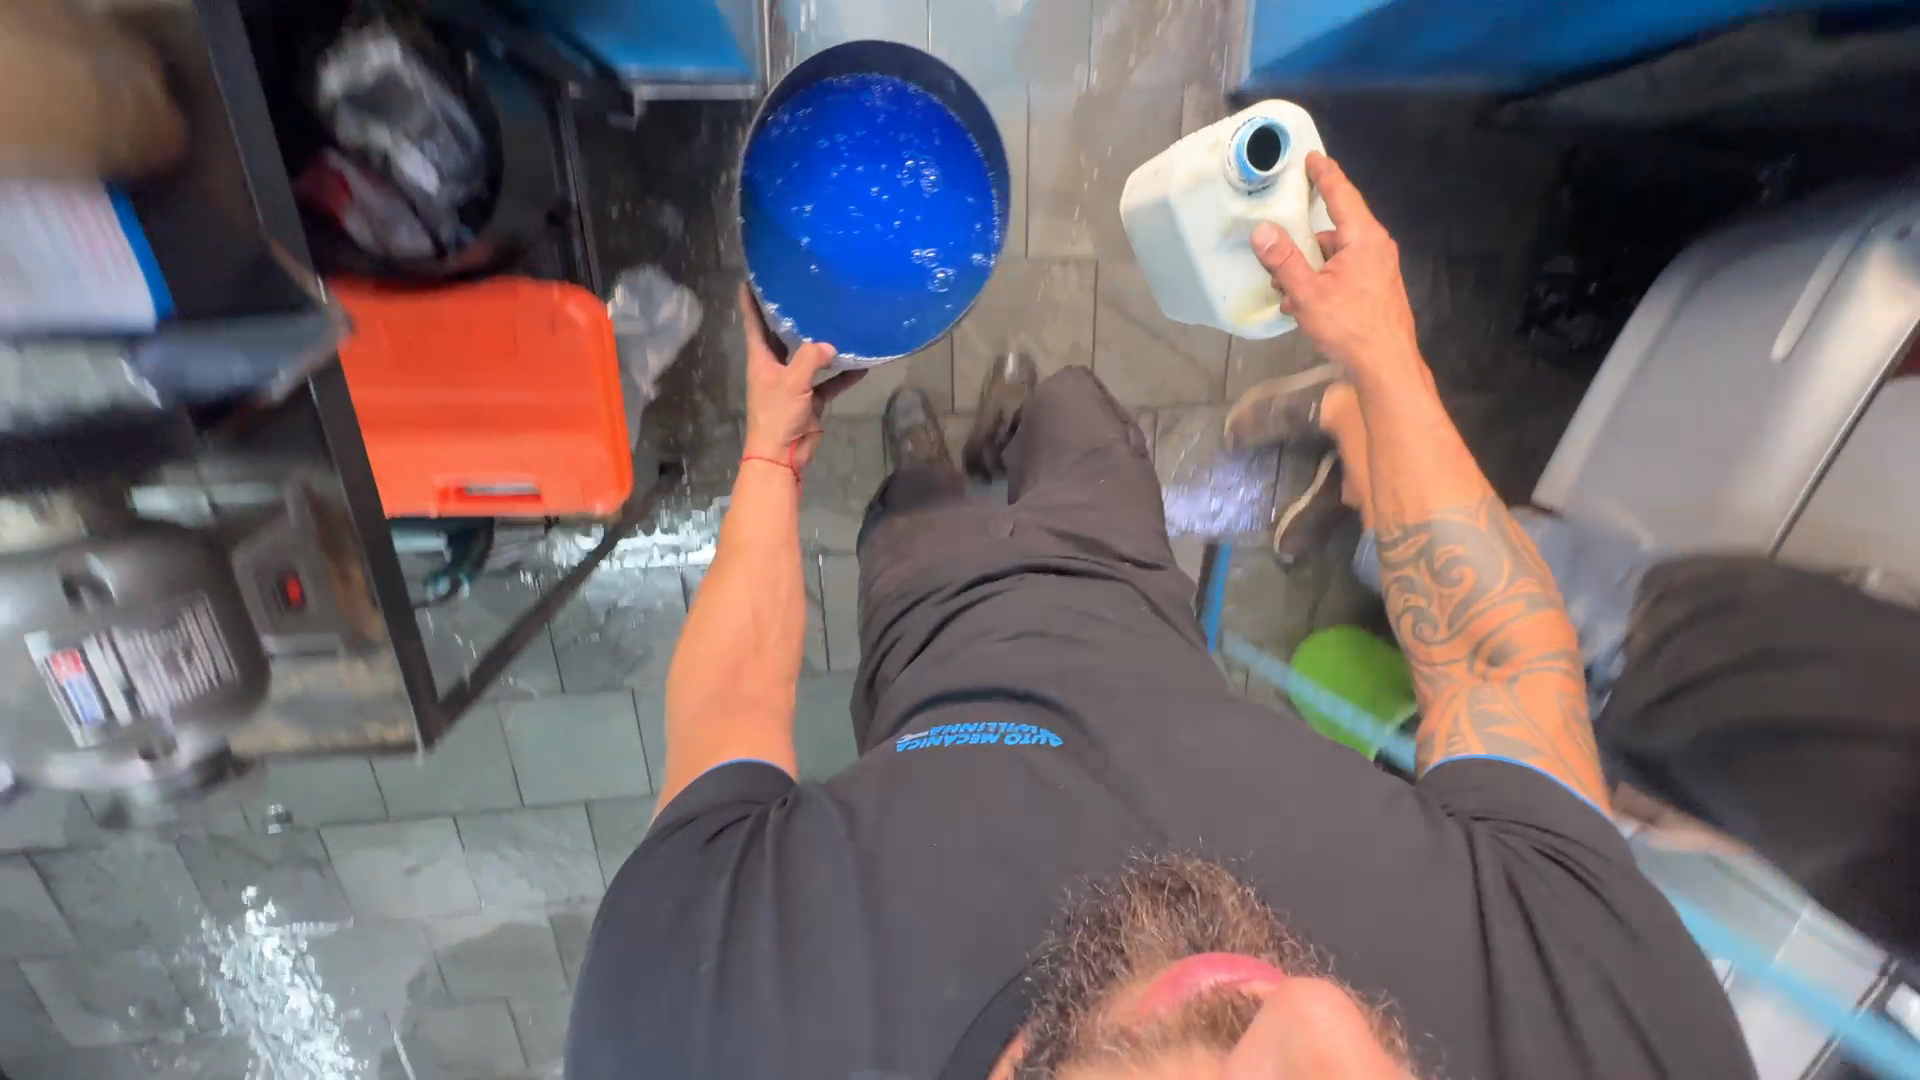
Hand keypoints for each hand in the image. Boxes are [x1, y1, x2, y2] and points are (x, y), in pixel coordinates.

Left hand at [739, 286, 864, 470]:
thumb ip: (811, 359)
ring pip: (810, 358)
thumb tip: (832, 346)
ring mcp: (795, 383)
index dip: (751, 300)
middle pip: (783, 336)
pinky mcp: (811, 399)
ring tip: (839, 322)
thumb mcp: (792, 382)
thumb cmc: (777, 415)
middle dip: (792, 316)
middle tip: (806, 291)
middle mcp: (776, 366)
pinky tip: (861, 365)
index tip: (752, 277)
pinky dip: (843, 375)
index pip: (754, 323)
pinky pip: (829, 382)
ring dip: (824, 346)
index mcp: (762, 359)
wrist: (783, 454)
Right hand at [1252, 152, 1420, 379]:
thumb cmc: (1348, 325)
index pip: (1342, 195)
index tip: (1312, 158)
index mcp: (1362, 238)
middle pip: (1332, 232)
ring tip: (1289, 297)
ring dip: (1308, 273)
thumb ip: (1284, 260)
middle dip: (1303, 247)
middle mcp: (1375, 246)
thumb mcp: (1307, 293)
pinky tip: (1305, 309)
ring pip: (1334, 258)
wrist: (1385, 363)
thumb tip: (1262, 230)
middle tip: (1279, 262)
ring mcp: (1378, 268)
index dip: (1325, 175)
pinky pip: (1342, 275)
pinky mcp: (1376, 288)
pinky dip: (1320, 285)